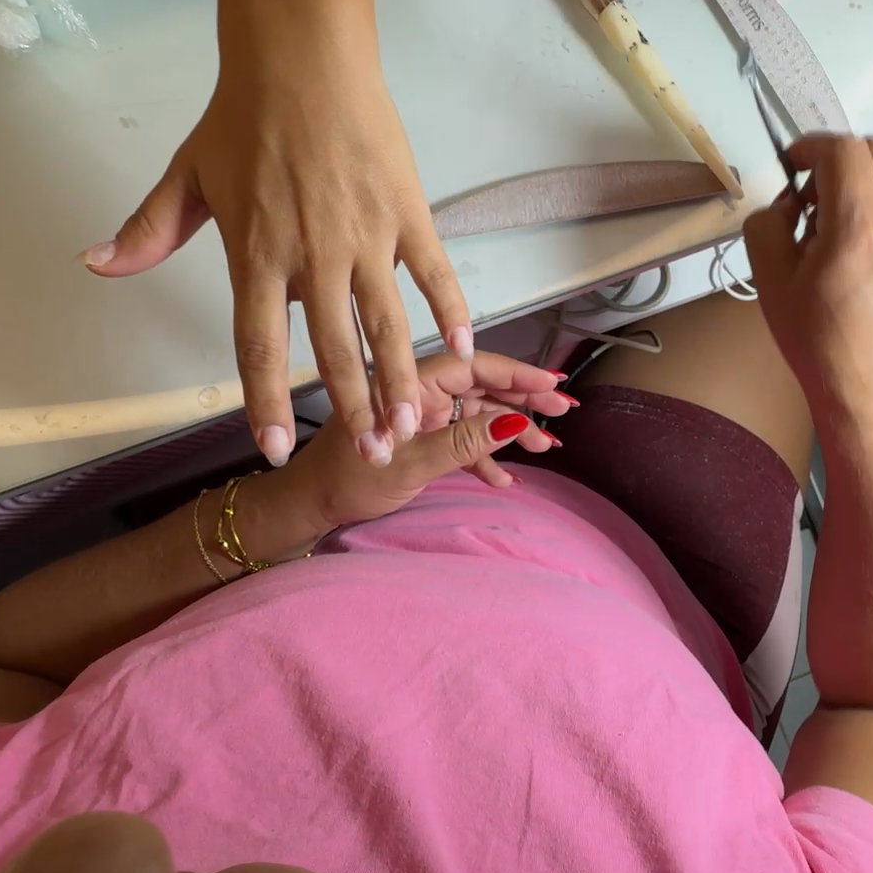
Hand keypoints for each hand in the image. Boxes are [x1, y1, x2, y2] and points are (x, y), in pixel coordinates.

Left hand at [79, 25, 470, 471]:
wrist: (303, 56)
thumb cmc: (245, 115)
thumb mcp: (189, 173)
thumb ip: (149, 230)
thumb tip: (95, 267)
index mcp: (256, 254)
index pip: (259, 345)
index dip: (267, 402)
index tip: (275, 450)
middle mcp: (313, 258)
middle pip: (332, 349)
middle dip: (352, 410)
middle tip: (373, 458)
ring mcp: (366, 238)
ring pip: (386, 324)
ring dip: (400, 379)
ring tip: (412, 425)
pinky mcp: (408, 213)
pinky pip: (432, 273)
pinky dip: (450, 311)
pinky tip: (462, 349)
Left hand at [281, 350, 568, 536]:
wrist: (309, 505)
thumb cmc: (348, 479)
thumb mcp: (412, 463)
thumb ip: (465, 443)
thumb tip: (517, 422)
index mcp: (413, 382)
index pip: (475, 367)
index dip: (518, 373)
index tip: (553, 383)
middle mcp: (423, 392)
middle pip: (484, 388)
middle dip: (525, 399)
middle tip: (563, 411)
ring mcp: (425, 416)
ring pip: (479, 415)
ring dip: (511, 432)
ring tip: (546, 447)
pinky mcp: (424, 439)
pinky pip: (464, 442)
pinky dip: (486, 457)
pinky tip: (507, 477)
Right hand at [741, 135, 872, 419]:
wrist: (870, 390)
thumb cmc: (816, 341)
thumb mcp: (770, 281)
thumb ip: (767, 225)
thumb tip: (786, 206)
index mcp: (858, 226)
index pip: (842, 151)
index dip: (810, 146)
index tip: (790, 164)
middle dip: (837, 158)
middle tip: (807, 193)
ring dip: (855, 186)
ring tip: (824, 233)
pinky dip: (872, 211)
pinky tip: (849, 256)